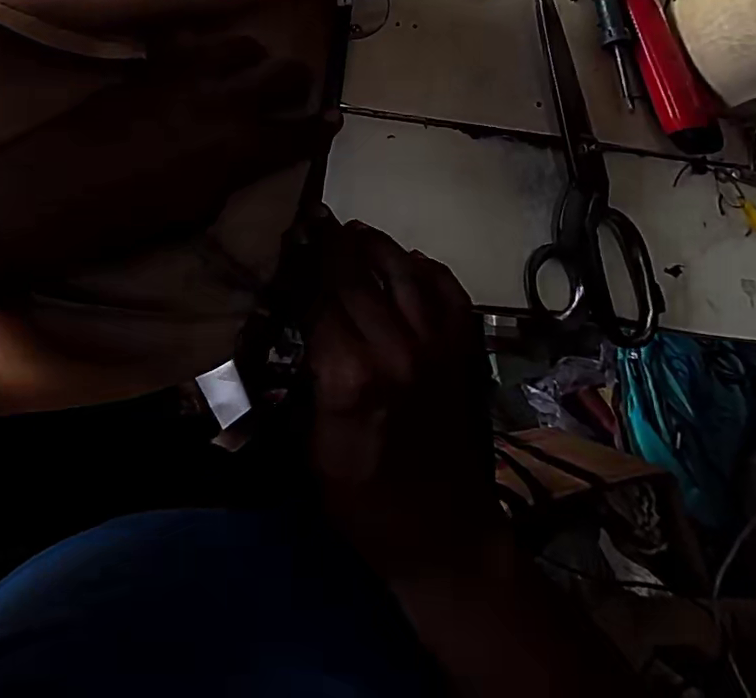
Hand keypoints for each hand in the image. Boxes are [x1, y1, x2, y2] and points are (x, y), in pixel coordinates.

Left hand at [0, 36, 337, 277]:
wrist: (52, 195)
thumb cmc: (126, 222)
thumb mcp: (194, 213)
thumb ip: (230, 178)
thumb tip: (241, 161)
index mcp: (239, 149)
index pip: (298, 134)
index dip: (321, 128)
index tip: (333, 120)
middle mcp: (222, 103)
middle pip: (283, 75)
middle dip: (296, 84)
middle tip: (294, 94)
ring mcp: (185, 76)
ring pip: (241, 47)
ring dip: (254, 60)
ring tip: (247, 72)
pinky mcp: (151, 66)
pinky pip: (191, 45)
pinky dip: (205, 52)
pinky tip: (198, 63)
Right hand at [308, 219, 497, 575]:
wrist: (444, 535)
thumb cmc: (363, 499)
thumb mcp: (312, 446)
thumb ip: (302, 380)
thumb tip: (288, 328)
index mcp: (350, 376)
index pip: (317, 299)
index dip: (301, 264)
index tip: (288, 236)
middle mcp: (397, 349)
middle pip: (356, 277)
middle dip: (331, 244)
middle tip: (314, 220)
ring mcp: (439, 346)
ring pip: (404, 272)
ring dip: (376, 246)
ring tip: (355, 230)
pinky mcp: (468, 351)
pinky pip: (449, 292)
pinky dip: (428, 269)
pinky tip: (410, 261)